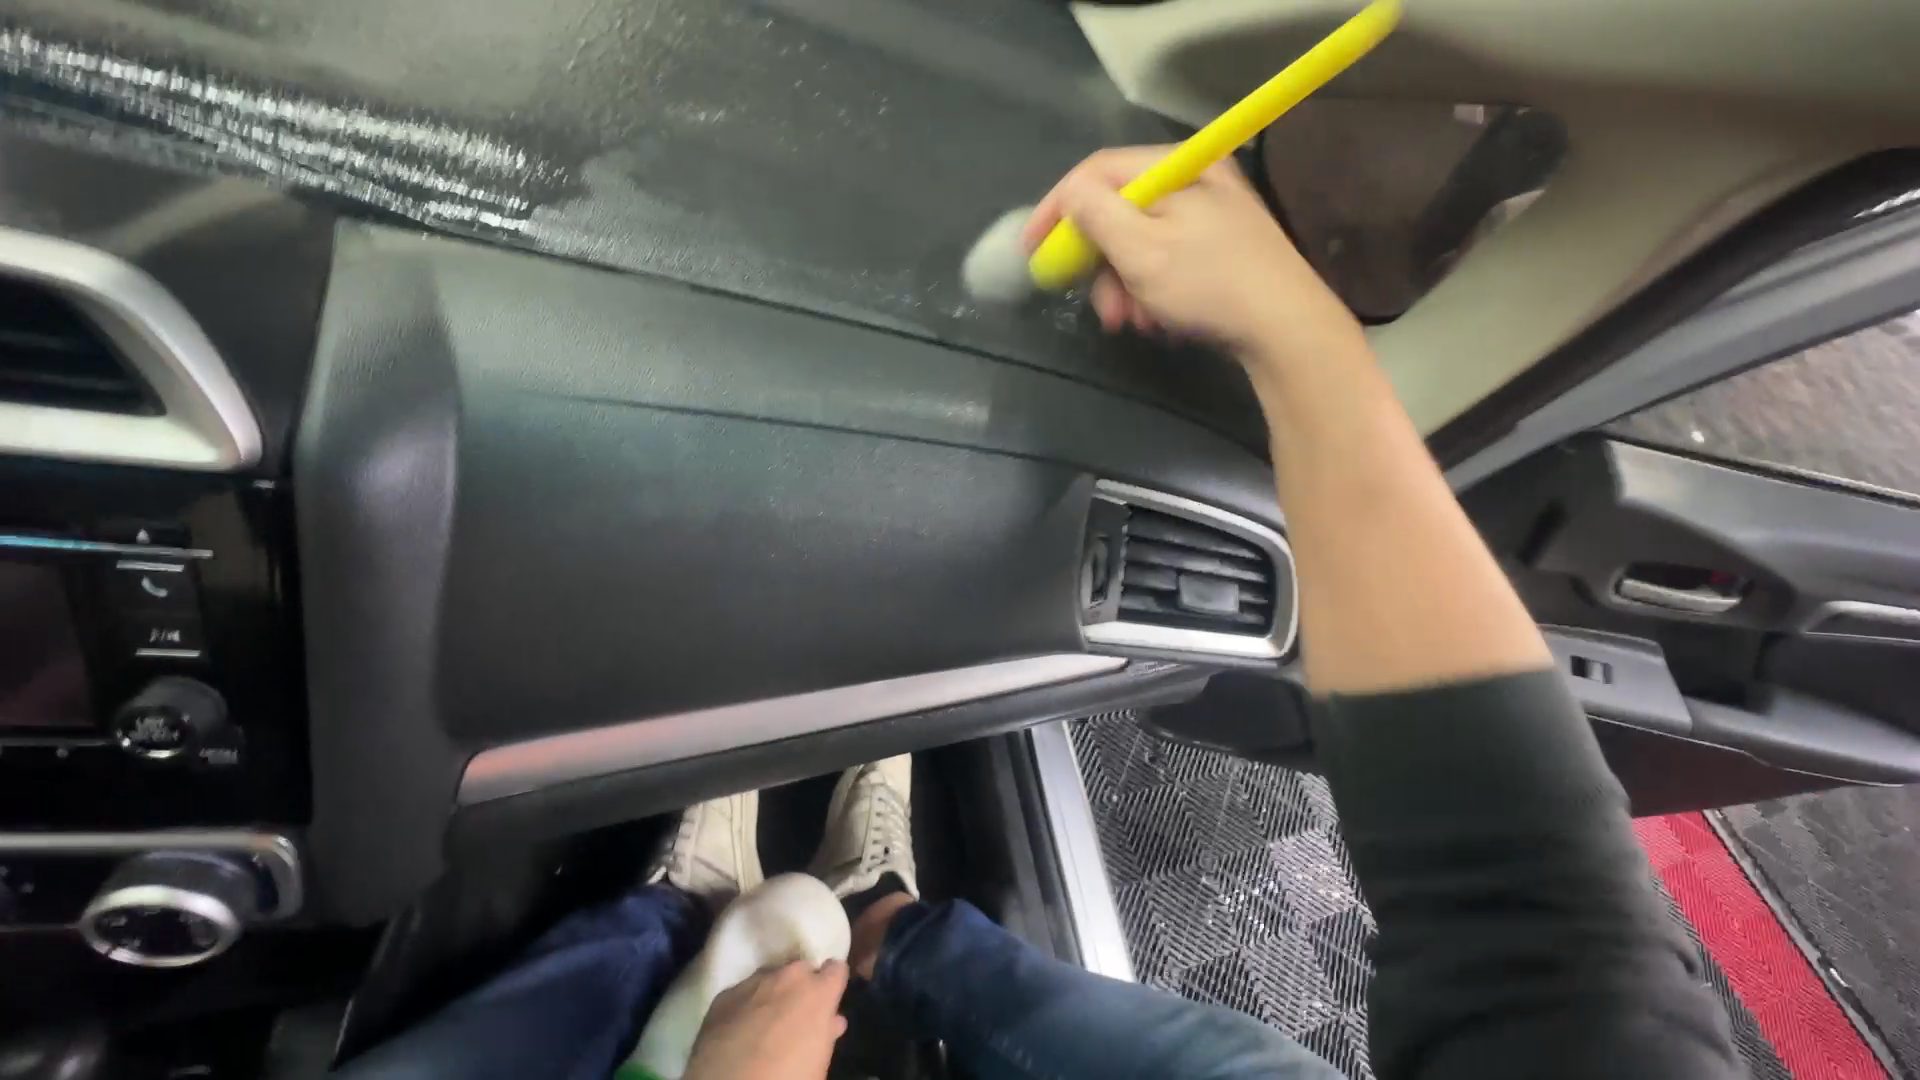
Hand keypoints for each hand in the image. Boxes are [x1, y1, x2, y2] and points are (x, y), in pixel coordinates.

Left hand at [682, 960, 848, 1079]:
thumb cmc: (787, 1077)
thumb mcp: (819, 1062)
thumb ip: (827, 1033)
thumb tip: (833, 1021)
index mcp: (818, 992)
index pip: (836, 969)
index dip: (832, 984)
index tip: (829, 999)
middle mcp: (788, 977)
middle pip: (802, 969)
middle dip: (801, 987)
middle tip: (795, 1015)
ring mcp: (754, 982)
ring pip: (771, 977)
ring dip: (773, 993)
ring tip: (765, 1022)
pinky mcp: (725, 995)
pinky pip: (743, 992)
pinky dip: (745, 1005)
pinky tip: (739, 1028)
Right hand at [1022, 146, 1367, 378]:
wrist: (1285, 328)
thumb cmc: (1208, 285)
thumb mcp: (1142, 251)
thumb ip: (1096, 217)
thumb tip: (1069, 196)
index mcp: (1176, 168)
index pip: (1096, 173)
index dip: (1056, 210)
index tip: (1031, 251)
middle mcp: (1193, 180)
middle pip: (1117, 212)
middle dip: (1098, 265)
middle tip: (1098, 306)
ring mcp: (1208, 214)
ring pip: (1138, 244)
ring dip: (1123, 287)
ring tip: (1132, 323)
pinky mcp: (1217, 248)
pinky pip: (1163, 260)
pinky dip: (1149, 291)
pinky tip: (1157, 320)